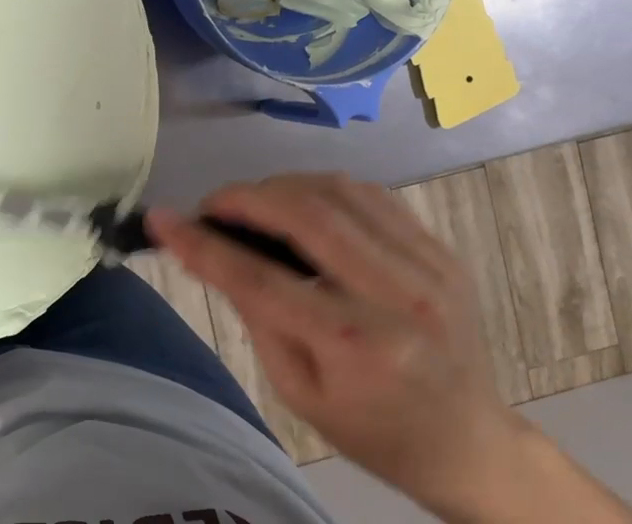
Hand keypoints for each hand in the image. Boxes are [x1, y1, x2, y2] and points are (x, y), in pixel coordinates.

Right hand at [151, 174, 631, 523]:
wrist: (471, 444)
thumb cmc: (371, 428)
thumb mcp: (295, 387)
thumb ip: (254, 310)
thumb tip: (203, 247)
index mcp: (358, 346)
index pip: (260, 277)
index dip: (201, 243)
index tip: (160, 218)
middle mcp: (398, 297)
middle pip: (304, 213)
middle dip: (242, 198)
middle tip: (210, 209)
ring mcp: (429, 268)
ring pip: (336, 190)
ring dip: (279, 187)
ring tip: (252, 207)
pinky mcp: (442, 251)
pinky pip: (369, 194)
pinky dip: (320, 190)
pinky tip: (299, 207)